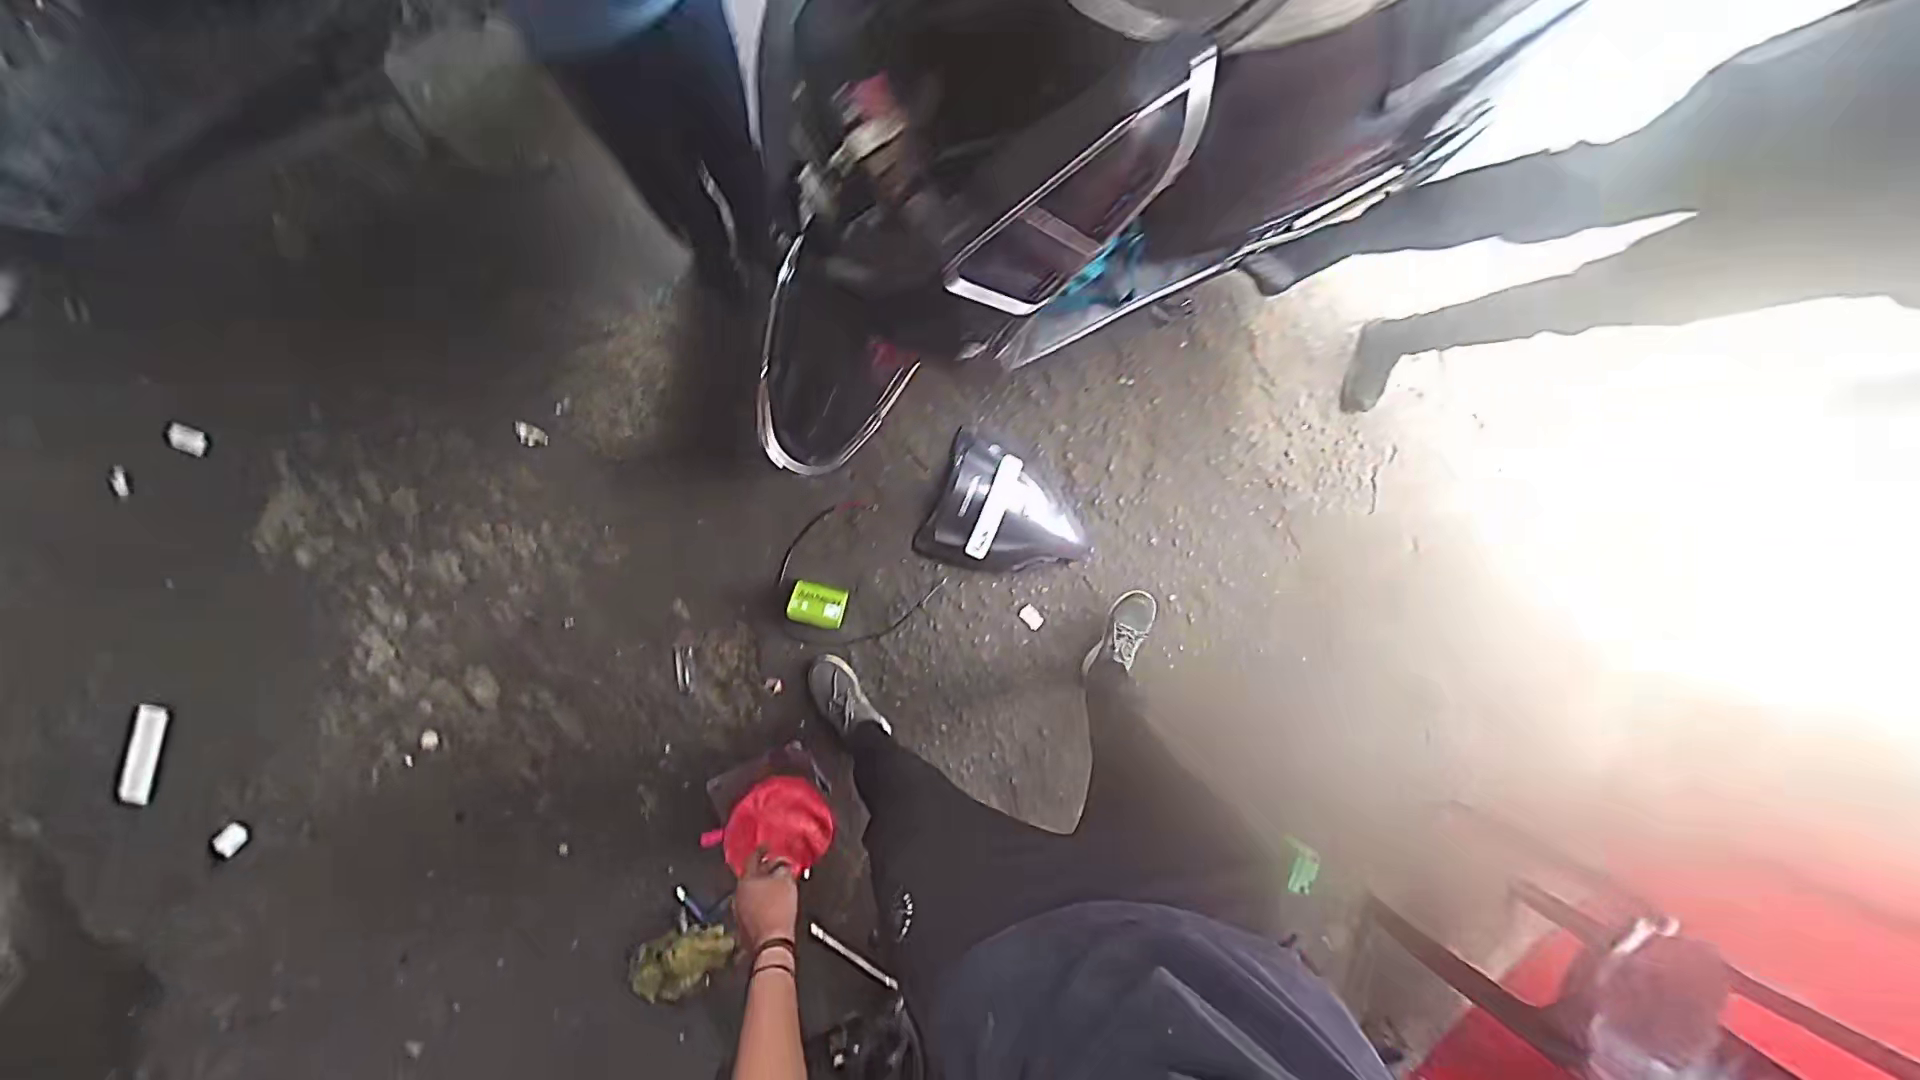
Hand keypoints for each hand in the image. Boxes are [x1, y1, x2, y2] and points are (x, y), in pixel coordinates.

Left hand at [735, 849, 798, 950]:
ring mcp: (739, 910)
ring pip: (751, 890)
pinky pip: (752, 903)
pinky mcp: (743, 923)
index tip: (768, 846)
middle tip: (778, 864)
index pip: (752, 858)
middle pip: (751, 875)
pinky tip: (772, 899)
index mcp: (746, 880)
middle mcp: (738, 893)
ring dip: (763, 884)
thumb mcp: (786, 882)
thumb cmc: (779, 908)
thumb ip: (783, 869)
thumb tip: (782, 865)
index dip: (762, 850)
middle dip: (764, 868)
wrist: (771, 943)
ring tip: (777, 882)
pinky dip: (761, 897)